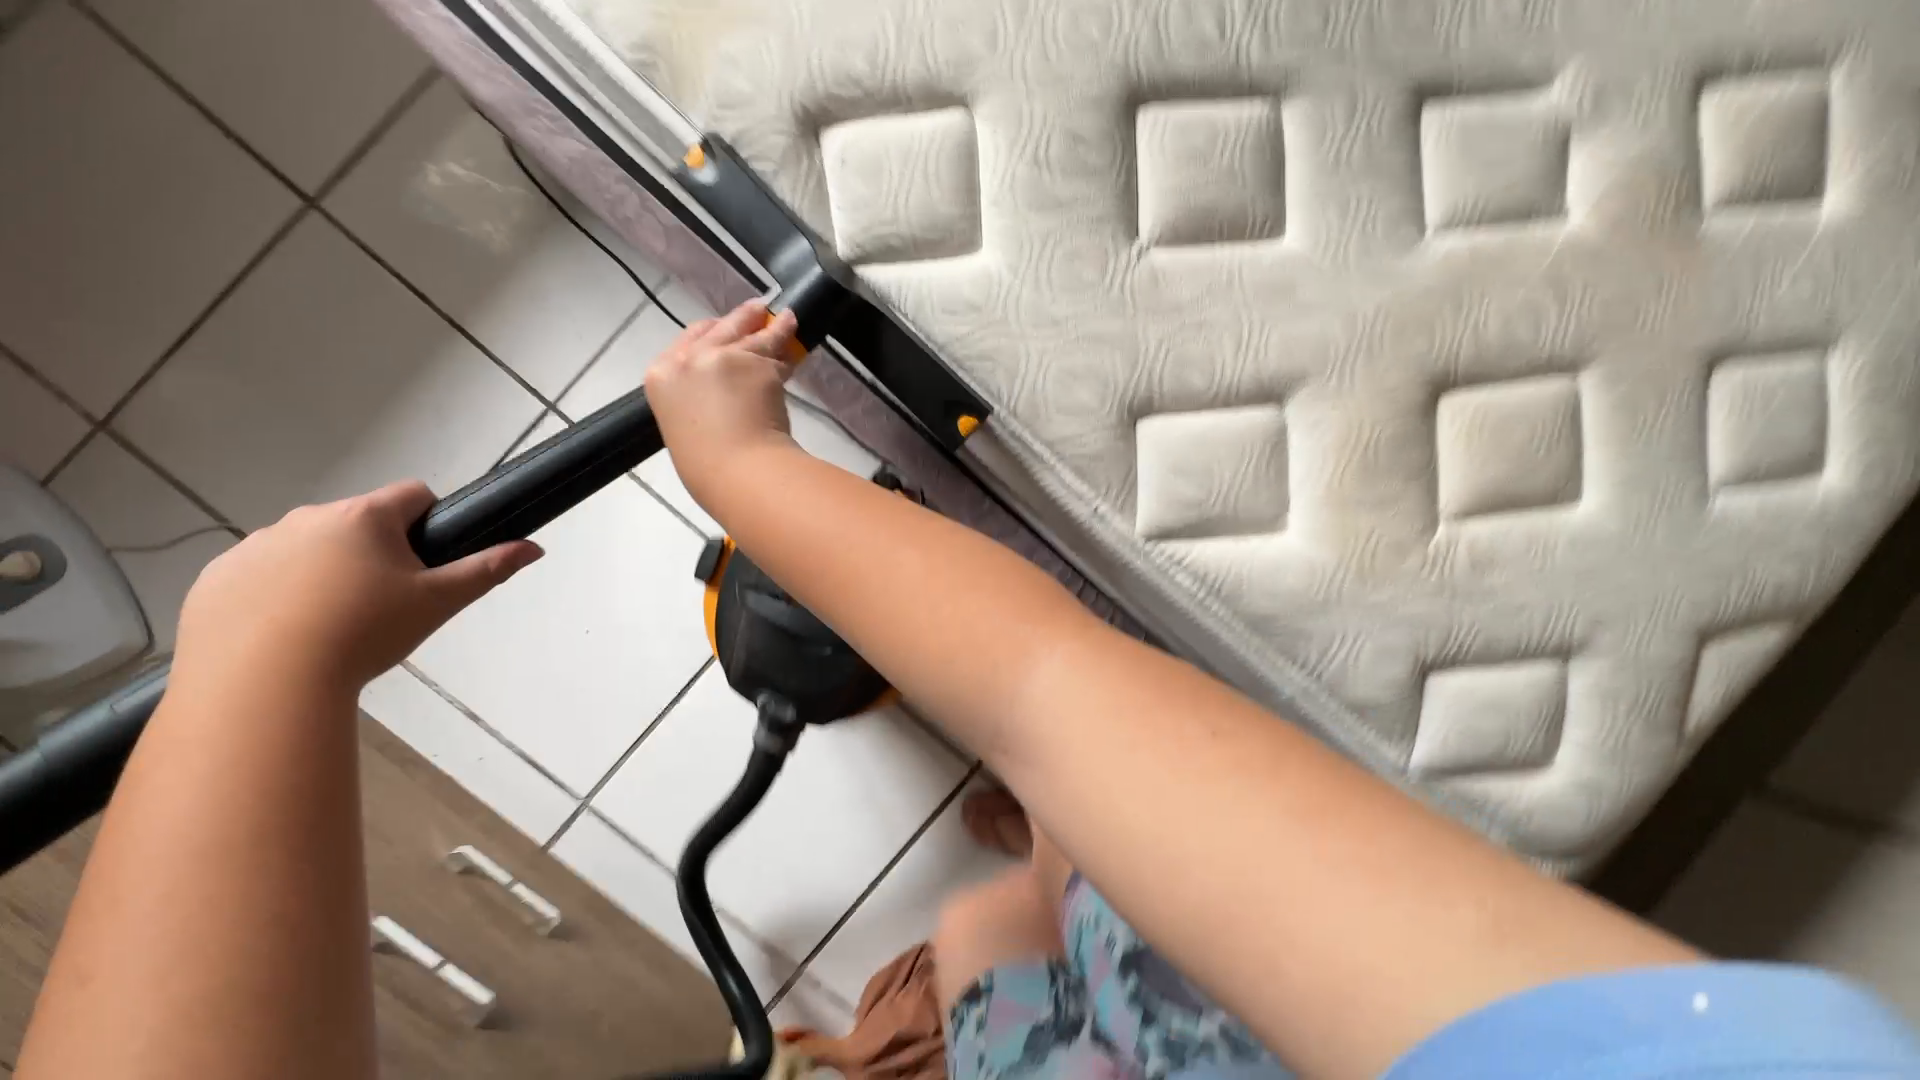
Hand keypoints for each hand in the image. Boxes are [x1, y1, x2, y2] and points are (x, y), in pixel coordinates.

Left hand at [171, 482, 542, 696]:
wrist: (263, 683)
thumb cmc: (364, 634)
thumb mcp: (438, 604)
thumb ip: (487, 570)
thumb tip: (534, 548)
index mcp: (364, 517)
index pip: (413, 495)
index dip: (430, 522)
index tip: (428, 562)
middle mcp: (306, 518)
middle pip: (358, 522)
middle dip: (376, 552)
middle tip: (385, 603)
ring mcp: (253, 546)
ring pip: (307, 548)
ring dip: (326, 570)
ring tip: (333, 625)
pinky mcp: (215, 578)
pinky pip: (258, 575)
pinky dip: (276, 595)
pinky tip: (286, 634)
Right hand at [645, 299, 801, 506]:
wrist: (735, 469)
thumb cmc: (705, 465)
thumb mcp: (682, 424)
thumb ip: (695, 397)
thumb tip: (720, 392)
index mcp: (660, 377)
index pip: (686, 340)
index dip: (710, 331)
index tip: (722, 328)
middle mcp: (689, 359)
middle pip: (719, 329)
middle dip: (739, 318)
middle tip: (755, 311)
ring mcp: (724, 357)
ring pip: (752, 335)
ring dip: (770, 324)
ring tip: (784, 318)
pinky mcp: (758, 364)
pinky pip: (777, 354)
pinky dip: (789, 347)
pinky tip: (795, 339)